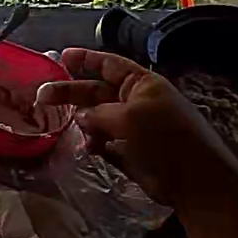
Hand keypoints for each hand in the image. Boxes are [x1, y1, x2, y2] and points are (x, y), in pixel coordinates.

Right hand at [36, 47, 237, 205]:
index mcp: (142, 84)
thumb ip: (98, 113)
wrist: (194, 181)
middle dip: (71, 92)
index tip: (62, 56)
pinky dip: (91, 144)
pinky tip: (86, 148)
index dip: (86, 59)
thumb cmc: (166, 138)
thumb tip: (80, 117)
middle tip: (43, 96)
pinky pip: (102, 142)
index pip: (109, 65)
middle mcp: (135, 102)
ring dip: (80, 122)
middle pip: (96, 91)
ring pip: (96, 119)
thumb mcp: (129, 116)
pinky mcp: (128, 151)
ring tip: (62, 126)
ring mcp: (131, 128)